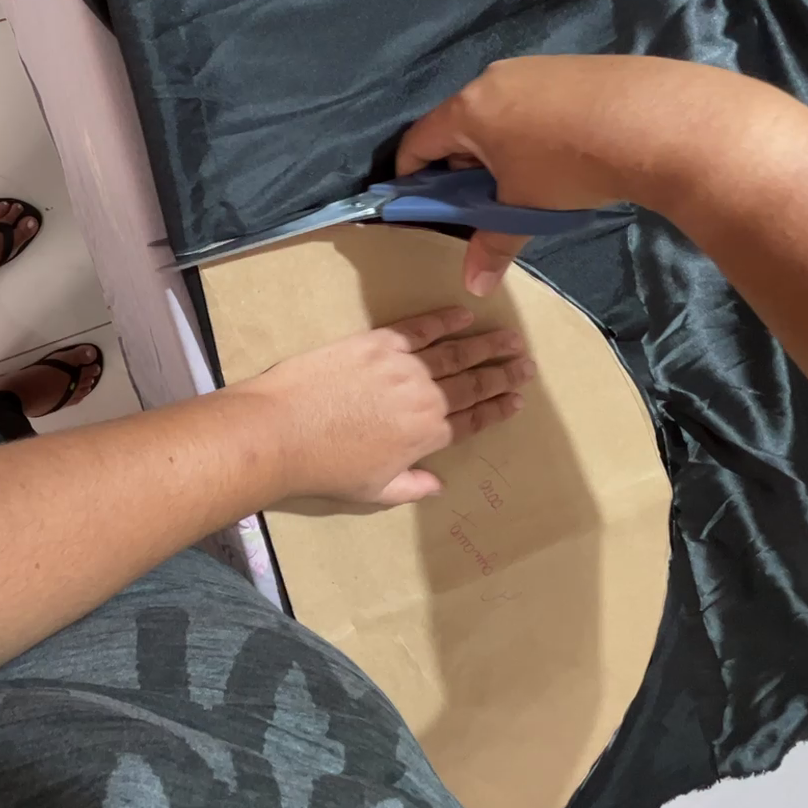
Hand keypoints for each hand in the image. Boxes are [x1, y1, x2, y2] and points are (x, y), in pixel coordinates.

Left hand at [236, 306, 534, 506]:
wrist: (282, 430)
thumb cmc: (324, 468)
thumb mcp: (373, 492)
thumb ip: (410, 487)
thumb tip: (437, 485)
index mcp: (426, 437)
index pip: (472, 420)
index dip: (497, 409)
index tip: (516, 399)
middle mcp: (425, 399)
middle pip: (472, 383)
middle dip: (503, 374)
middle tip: (526, 364)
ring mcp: (402, 367)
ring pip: (455, 353)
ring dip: (486, 344)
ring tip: (511, 338)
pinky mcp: (377, 343)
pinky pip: (420, 328)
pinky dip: (444, 319)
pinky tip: (464, 314)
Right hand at [396, 55, 800, 294]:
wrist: (665, 121)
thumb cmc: (571, 166)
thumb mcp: (524, 209)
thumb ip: (492, 245)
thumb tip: (474, 288)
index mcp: (467, 109)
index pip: (417, 141)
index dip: (410, 176)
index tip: (421, 203)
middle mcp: (491, 80)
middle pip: (455, 126)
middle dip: (458, 164)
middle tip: (481, 198)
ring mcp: (533, 68)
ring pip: (494, 112)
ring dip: (495, 146)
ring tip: (526, 177)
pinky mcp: (569, 66)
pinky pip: (529, 100)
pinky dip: (528, 128)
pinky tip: (561, 152)